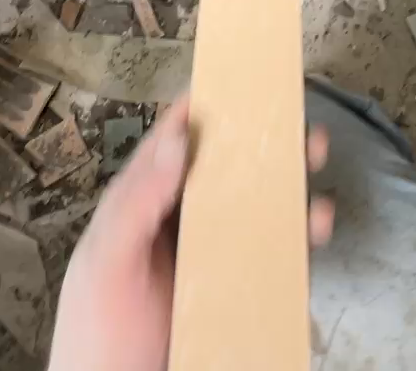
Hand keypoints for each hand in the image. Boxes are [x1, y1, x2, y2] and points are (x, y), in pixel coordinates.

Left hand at [47, 100, 333, 370]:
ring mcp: (216, 254)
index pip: (176, 140)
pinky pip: (278, 251)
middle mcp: (185, 221)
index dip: (205, 106)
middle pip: (228, 164)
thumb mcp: (104, 265)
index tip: (238, 76)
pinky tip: (317, 223)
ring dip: (291, 175)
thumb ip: (135, 202)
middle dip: (263, 136)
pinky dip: (302, 231)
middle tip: (293, 116)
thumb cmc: (98, 338)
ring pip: (260, 201)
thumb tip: (177, 137)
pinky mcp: (242, 289)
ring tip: (313, 156)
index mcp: (146, 204)